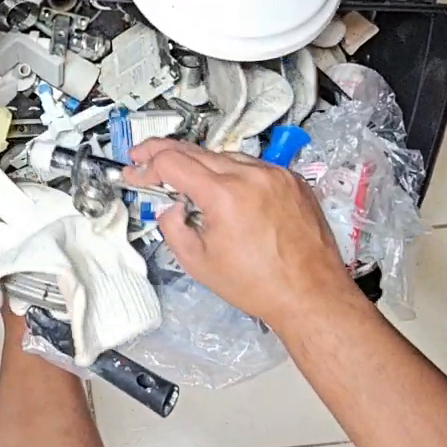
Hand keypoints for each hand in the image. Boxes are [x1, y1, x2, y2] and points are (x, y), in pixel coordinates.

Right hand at [123, 138, 355, 321]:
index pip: (172, 162)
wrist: (313, 296)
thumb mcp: (197, 262)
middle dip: (164, 153)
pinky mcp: (293, 180)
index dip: (146, 164)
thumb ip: (172, 226)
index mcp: (224, 195)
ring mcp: (275, 174)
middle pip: (195, 151)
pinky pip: (252, 166)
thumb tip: (171, 206)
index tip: (134, 171)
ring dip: (201, 165)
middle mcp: (250, 175)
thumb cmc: (257, 285)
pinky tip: (227, 192)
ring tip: (189, 183)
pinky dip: (233, 173)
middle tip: (144, 157)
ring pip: (224, 156)